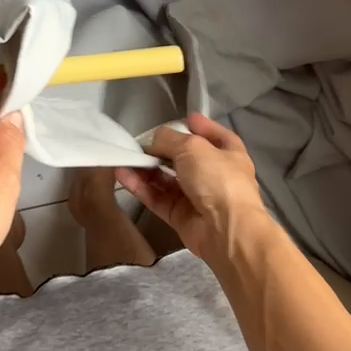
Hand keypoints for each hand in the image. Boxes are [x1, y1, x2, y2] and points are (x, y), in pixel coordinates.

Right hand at [116, 113, 277, 266]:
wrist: (227, 231)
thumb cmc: (217, 179)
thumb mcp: (192, 146)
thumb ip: (168, 138)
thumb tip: (153, 141)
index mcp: (228, 154)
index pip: (215, 135)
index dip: (200, 126)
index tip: (183, 118)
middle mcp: (214, 175)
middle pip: (184, 157)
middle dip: (161, 149)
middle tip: (139, 142)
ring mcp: (197, 197)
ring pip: (166, 179)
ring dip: (145, 168)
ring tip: (125, 157)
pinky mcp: (180, 216)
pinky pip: (157, 198)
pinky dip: (140, 186)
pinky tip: (122, 175)